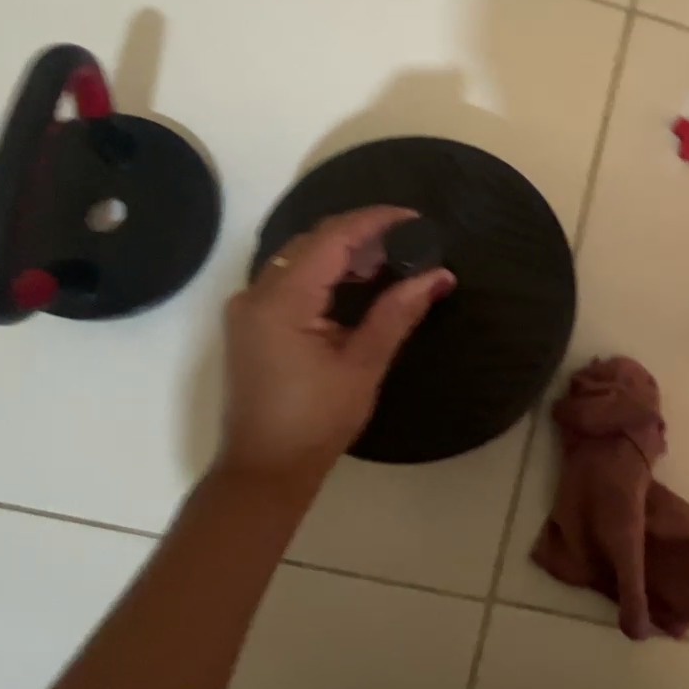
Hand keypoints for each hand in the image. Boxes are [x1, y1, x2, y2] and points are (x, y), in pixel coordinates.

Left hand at [218, 206, 454, 484]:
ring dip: (343, 251)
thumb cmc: (316, 422)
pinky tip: (358, 281)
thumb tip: (439, 275)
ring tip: (391, 258)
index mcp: (282, 301)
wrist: (264, 470)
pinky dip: (325, 271)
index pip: (332, 238)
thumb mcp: (363, 365)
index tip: (415, 219)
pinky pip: (290, 278)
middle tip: (409, 240)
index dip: (375, 221)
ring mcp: (248, 307)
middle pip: (312, 241)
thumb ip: (398, 312)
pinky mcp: (251, 322)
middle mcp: (256, 294)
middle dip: (362, 233)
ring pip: (299, 257)